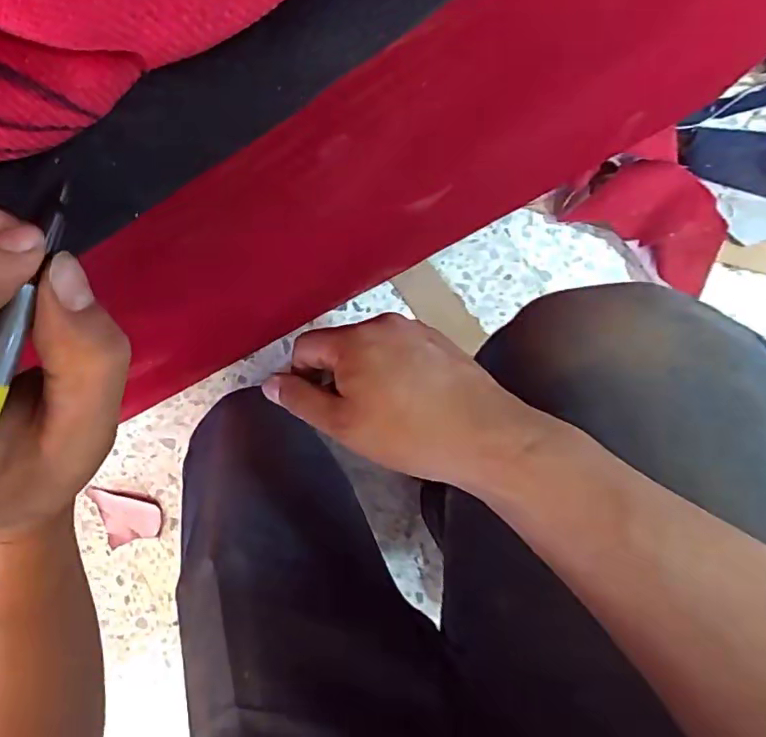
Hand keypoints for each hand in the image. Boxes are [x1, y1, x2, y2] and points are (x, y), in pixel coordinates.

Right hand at [263, 313, 557, 488]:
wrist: (495, 442)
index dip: (302, 376)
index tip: (323, 406)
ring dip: (366, 371)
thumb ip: (300, 400)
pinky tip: (414, 400)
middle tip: (355, 412)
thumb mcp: (344, 426)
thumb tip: (270, 383)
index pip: (304, 346)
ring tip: (388, 409)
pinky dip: (395, 369)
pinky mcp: (441, 341)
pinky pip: (400, 349)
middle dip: (336, 374)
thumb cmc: (411, 435)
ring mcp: (415, 330)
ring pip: (370, 346)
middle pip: (338, 344)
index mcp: (353, 339)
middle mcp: (381, 323)